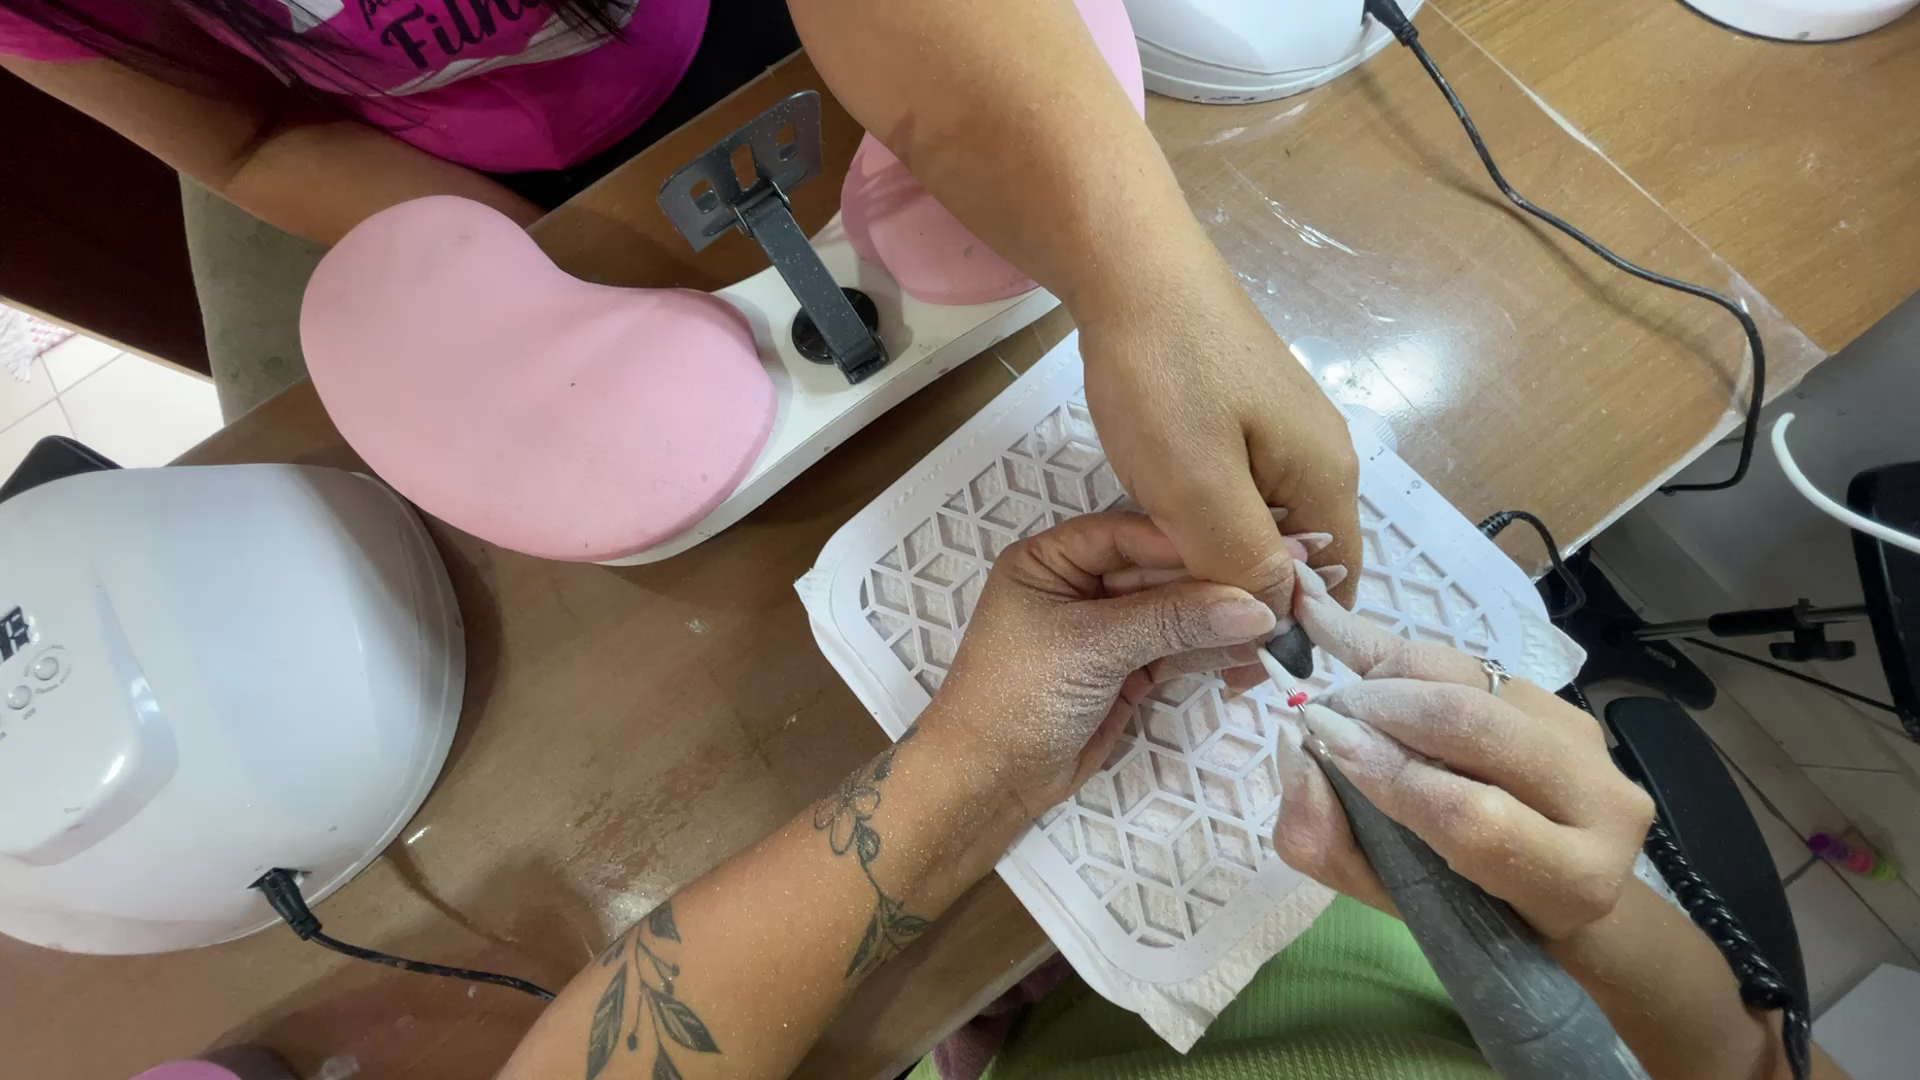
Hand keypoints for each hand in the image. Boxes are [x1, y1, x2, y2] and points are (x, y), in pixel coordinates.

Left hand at [924, 512, 1298, 819]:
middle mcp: (1081, 583)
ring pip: (1176, 611)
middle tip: (1296, 577)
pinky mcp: (1126, 666)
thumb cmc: (1019, 697)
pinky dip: (1212, 650)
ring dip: (1226, 616)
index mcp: (1052, 558)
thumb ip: (1171, 620)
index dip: (1196, 539)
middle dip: (1220, 579)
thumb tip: (1256, 603)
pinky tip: (1257, 647)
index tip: (1262, 542)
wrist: (990, 782)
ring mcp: (1107, 626)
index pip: (1134, 535)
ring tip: (1291, 614)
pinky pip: (1177, 648)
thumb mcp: (1091, 646)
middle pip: (1161, 571)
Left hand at [1077, 277, 1361, 634]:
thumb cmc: (1165, 380)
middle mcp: (1316, 459)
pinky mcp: (1235, 417)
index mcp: (1326, 479)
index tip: (1226, 665)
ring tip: (1163, 588)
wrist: (1130, 272)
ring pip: (1256, 526)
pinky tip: (1160, 529)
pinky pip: (1230, 492)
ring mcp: (1275, 433)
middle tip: (1182, 629)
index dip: (1284, 631)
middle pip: (1294, 558)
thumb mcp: (1199, 487)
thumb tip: (1284, 622)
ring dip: (1216, 561)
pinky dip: (1200, 522)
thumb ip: (1245, 559)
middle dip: (1244, 599)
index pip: (1331, 585)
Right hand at [1272, 560, 1654, 938]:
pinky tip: (1319, 615)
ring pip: (1460, 676)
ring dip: (1382, 677)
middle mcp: (1596, 800)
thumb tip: (1298, 755)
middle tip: (1325, 716)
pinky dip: (1380, 644)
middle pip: (1470, 724)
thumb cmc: (1459, 899)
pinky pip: (1452, 655)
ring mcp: (1578, 735)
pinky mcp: (1546, 693)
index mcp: (1566, 877)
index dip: (1388, 773)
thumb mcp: (1382, 894)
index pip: (1473, 815)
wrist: (1544, 874)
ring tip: (1344, 700)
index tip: (1321, 740)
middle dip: (1378, 708)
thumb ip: (1324, 840)